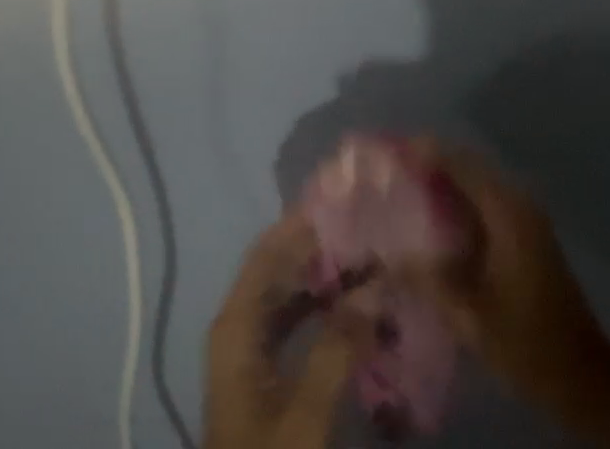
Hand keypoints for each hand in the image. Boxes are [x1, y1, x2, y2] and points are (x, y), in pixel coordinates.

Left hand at [205, 216, 369, 448]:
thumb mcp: (305, 413)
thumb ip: (338, 349)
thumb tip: (373, 290)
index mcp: (236, 324)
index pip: (268, 254)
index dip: (300, 223)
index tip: (342, 197)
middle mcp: (238, 325)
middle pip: (278, 270)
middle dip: (320, 247)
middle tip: (370, 224)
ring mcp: (249, 350)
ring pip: (288, 297)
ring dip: (324, 278)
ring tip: (372, 258)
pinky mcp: (264, 372)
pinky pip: (294, 324)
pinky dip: (322, 311)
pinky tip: (358, 310)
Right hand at [401, 141, 609, 447]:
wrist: (582, 376)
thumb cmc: (526, 343)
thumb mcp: (468, 316)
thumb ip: (427, 278)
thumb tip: (387, 254)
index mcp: (507, 215)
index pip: (460, 165)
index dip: (424, 153)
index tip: (387, 150)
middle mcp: (519, 206)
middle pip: (468, 167)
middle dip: (429, 162)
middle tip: (387, 168)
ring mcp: (526, 221)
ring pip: (476, 185)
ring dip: (442, 181)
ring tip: (399, 187)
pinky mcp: (525, 238)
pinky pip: (484, 203)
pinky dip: (456, 201)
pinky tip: (427, 218)